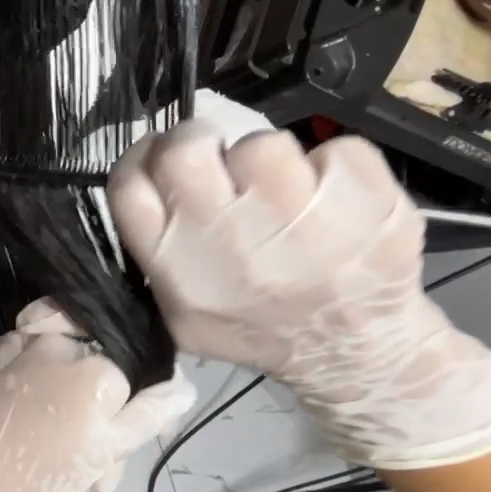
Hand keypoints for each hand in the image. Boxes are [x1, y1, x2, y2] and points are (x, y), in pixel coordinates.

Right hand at [109, 120, 490, 469]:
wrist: (349, 350)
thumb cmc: (253, 328)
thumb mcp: (176, 313)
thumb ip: (150, 256)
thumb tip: (141, 194)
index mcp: (173, 260)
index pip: (128, 185)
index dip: (142, 158)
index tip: (159, 157)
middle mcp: (225, 233)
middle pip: (184, 148)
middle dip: (197, 142)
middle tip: (216, 159)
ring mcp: (296, 214)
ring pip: (262, 144)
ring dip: (268, 161)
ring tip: (281, 192)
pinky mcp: (362, 197)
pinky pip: (334, 149)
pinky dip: (332, 168)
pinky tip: (330, 200)